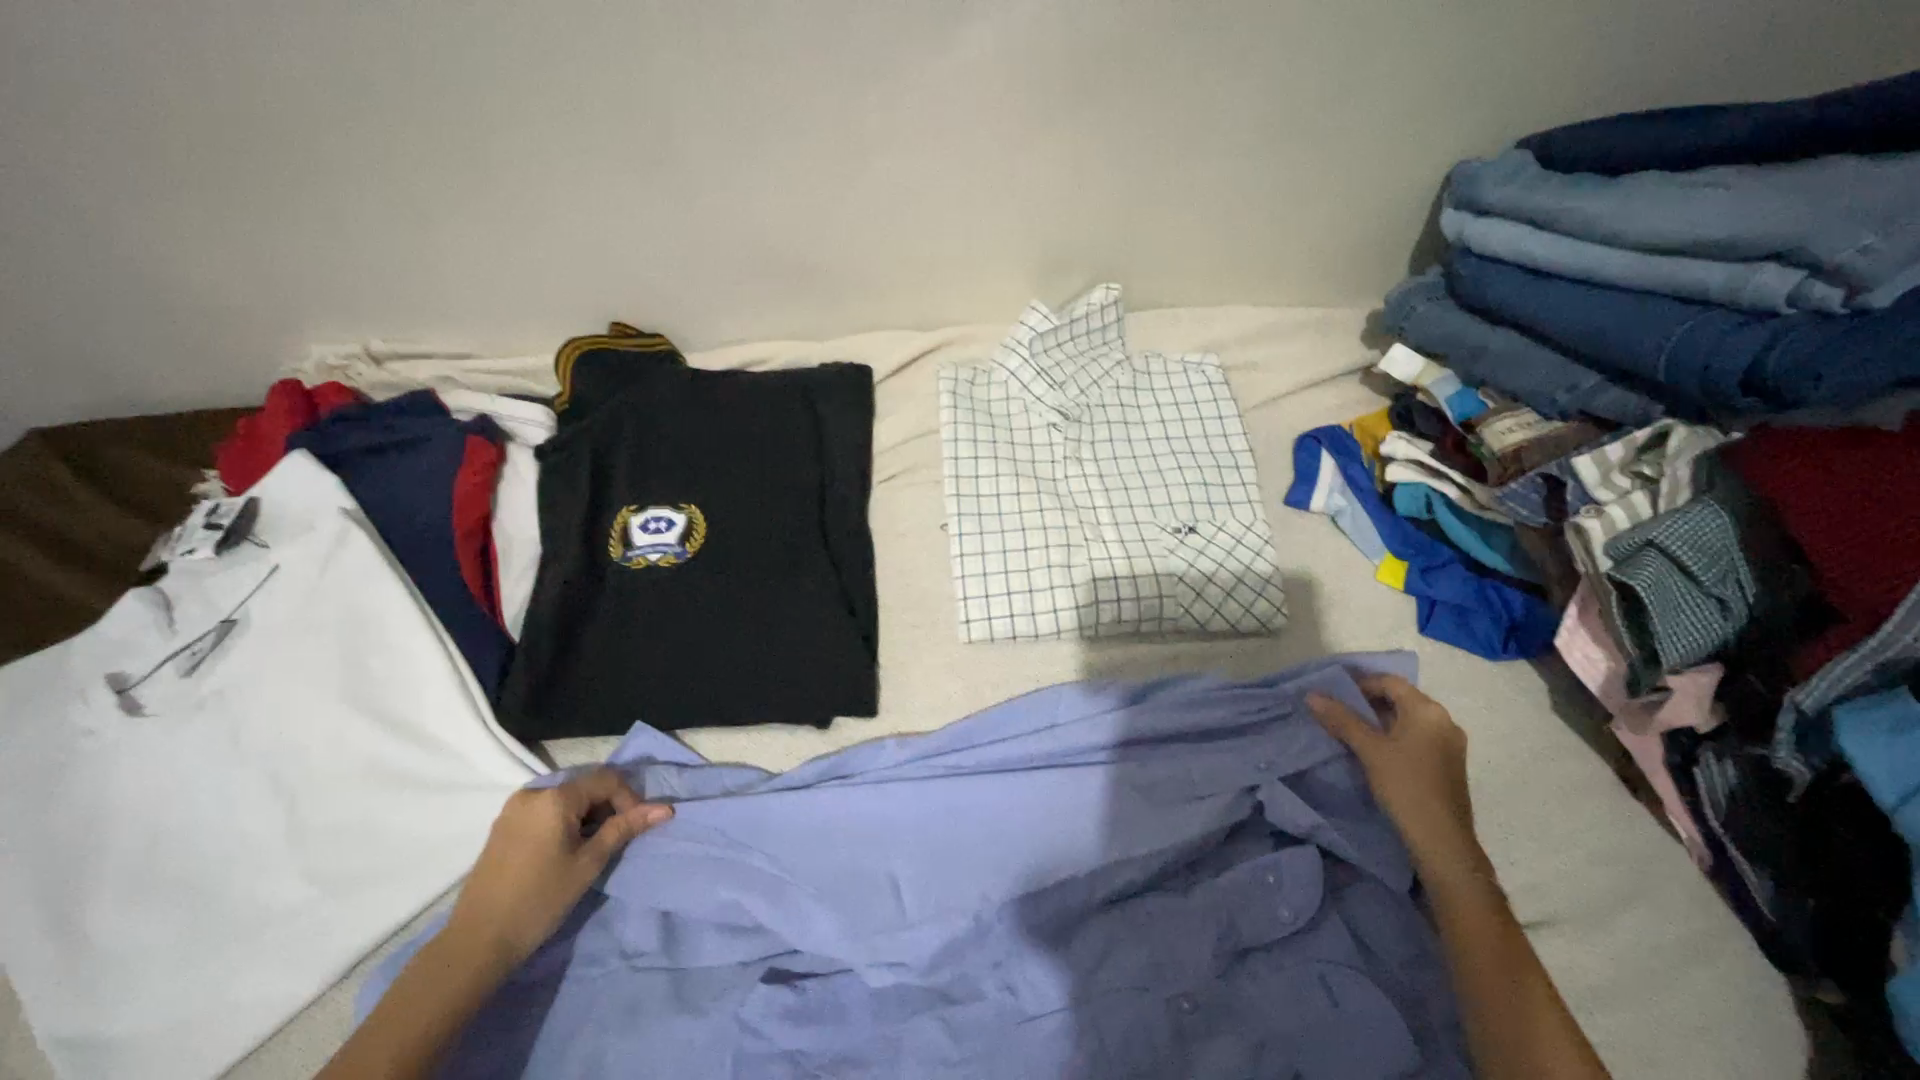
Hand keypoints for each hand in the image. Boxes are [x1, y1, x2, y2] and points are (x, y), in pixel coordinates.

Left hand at [443, 767, 672, 971]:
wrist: (479, 939)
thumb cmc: (541, 899)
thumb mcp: (589, 863)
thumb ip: (624, 829)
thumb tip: (664, 809)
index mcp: (554, 797)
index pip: (606, 779)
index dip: (629, 799)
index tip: (637, 828)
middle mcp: (532, 793)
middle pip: (584, 786)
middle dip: (608, 806)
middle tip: (618, 839)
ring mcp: (513, 808)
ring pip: (565, 798)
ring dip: (587, 815)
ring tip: (594, 847)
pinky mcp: (503, 825)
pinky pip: (545, 810)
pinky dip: (565, 821)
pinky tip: (567, 849)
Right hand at [1307, 673, 1486, 879]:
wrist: (1441, 838)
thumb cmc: (1404, 785)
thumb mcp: (1369, 750)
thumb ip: (1341, 720)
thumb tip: (1312, 696)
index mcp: (1428, 711)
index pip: (1391, 682)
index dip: (1361, 684)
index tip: (1336, 697)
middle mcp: (1444, 721)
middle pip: (1402, 699)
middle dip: (1369, 703)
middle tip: (1340, 714)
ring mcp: (1450, 744)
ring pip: (1410, 721)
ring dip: (1382, 722)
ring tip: (1354, 734)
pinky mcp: (1450, 764)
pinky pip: (1419, 738)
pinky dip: (1397, 738)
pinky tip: (1379, 755)